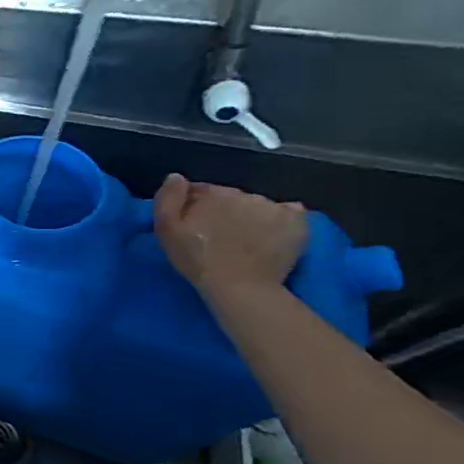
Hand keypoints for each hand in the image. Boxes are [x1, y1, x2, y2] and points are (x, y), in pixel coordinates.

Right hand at [153, 172, 308, 296]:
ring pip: (256, 206)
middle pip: (229, 198)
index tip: (191, 226)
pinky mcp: (296, 221)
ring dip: (248, 217)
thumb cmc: (197, 260)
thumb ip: (168, 199)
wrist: (239, 286)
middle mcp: (244, 193)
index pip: (200, 191)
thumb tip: (176, 177)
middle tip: (216, 237)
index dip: (193, 207)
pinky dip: (279, 220)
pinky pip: (287, 212)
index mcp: (212, 193)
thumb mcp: (166, 230)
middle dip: (222, 212)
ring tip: (243, 242)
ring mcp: (273, 206)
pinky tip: (271, 236)